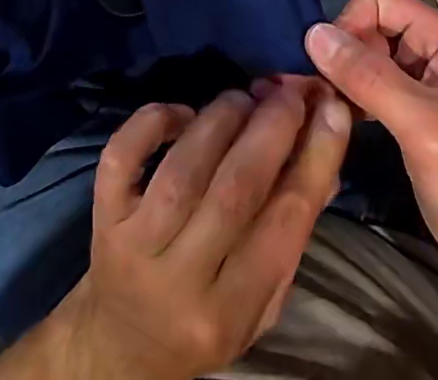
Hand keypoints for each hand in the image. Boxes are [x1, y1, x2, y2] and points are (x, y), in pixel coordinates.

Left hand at [39, 78, 352, 379]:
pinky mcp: (103, 215)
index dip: (315, 157)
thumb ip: (293, 234)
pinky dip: (154, 121)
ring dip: (222, 119)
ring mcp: (135, 243)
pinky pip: (122, 157)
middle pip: (234, 189)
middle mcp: (181, 278)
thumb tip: (326, 153)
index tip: (334, 110)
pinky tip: (183, 111)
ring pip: (184, 168)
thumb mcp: (261, 301)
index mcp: (230, 308)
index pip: (284, 223)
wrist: (122, 344)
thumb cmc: (205, 319)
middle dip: (272, 128)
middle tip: (291, 92)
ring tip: (246, 96)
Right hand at [305, 0, 437, 326]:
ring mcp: (424, 86)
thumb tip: (315, 33)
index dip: (348, 26)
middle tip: (319, 94)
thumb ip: (368, 76)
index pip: (379, 2)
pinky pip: (373, 89)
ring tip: (324, 109)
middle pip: (371, 27)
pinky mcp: (413, 116)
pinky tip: (339, 121)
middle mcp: (433, 54)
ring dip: (343, 77)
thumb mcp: (422, 126)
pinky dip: (352, 98)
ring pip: (368, 59)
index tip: (327, 68)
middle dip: (341, 53)